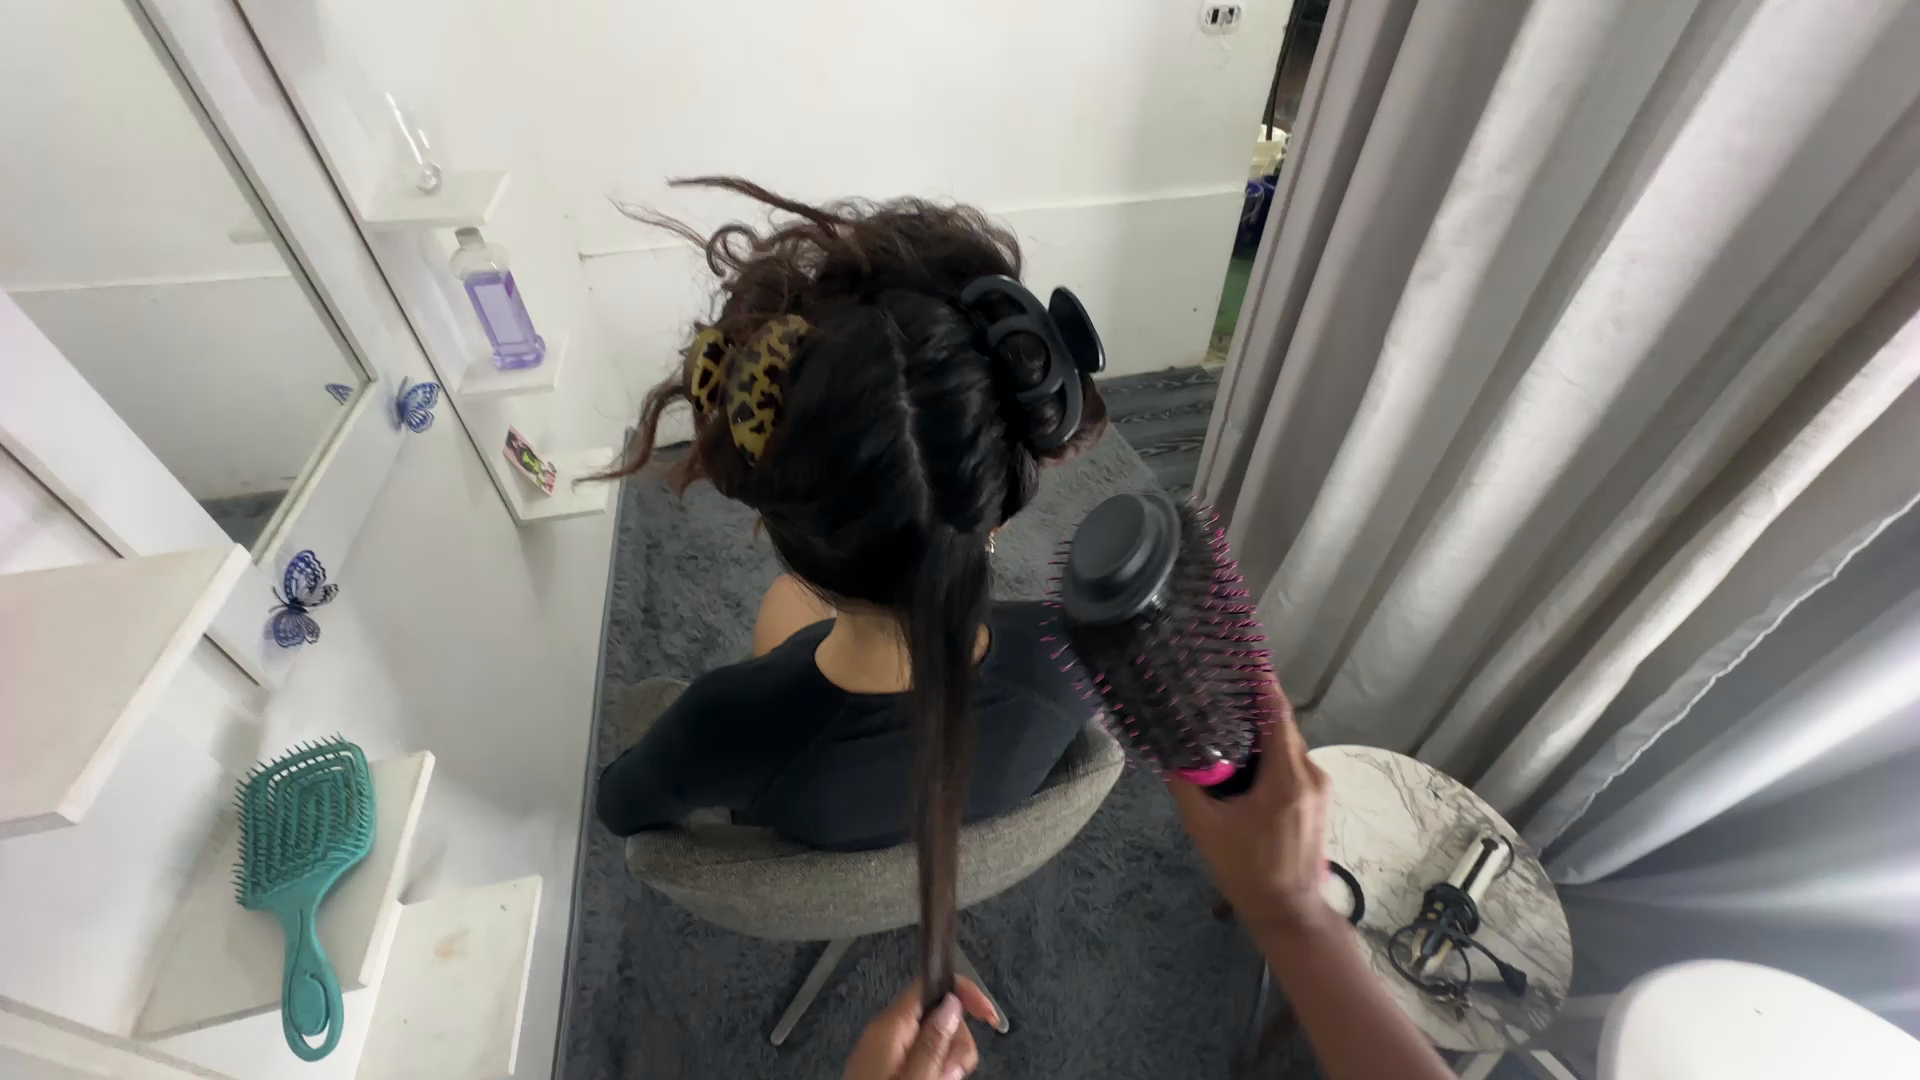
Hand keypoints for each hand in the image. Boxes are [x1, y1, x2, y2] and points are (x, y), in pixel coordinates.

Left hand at [842, 978, 997, 1079]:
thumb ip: (934, 1041)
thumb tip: (953, 1000)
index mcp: (891, 1026)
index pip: (929, 984)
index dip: (963, 993)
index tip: (988, 1017)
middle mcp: (888, 1032)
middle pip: (938, 1014)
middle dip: (956, 1042)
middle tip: (952, 1074)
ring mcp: (888, 1053)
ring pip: (934, 1041)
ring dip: (948, 1063)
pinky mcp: (889, 1071)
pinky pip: (923, 1061)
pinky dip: (936, 1073)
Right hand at [1167, 682, 1338, 938]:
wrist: (1290, 912)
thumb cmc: (1246, 870)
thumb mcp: (1204, 826)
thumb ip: (1185, 783)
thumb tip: (1165, 750)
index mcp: (1286, 779)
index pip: (1277, 715)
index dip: (1262, 683)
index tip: (1243, 656)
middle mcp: (1310, 775)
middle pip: (1282, 724)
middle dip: (1254, 702)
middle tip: (1220, 683)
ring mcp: (1319, 787)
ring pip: (1287, 742)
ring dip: (1261, 726)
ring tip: (1227, 711)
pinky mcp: (1318, 798)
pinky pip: (1292, 759)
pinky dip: (1270, 747)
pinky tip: (1244, 748)